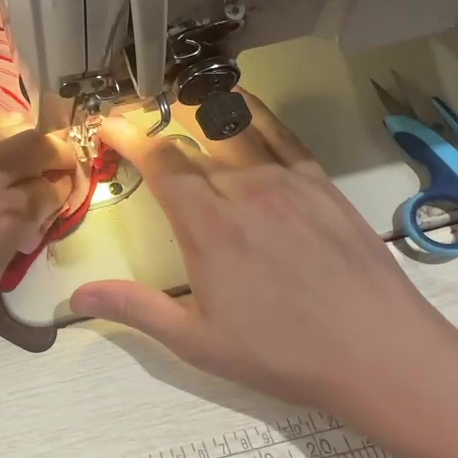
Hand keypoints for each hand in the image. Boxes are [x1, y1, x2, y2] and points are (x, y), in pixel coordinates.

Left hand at [0, 116, 75, 375]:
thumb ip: (6, 248)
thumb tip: (18, 227)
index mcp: (6, 216)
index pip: (50, 189)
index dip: (57, 194)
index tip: (52, 197)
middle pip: (33, 144)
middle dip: (52, 153)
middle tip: (51, 161)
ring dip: (9, 140)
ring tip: (5, 153)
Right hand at [71, 91, 457, 416]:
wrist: (380, 353)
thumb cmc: (282, 354)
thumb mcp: (198, 342)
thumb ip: (136, 309)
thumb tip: (77, 296)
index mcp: (209, 227)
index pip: (161, 162)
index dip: (130, 136)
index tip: (108, 124)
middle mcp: (246, 191)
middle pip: (193, 141)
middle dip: (158, 126)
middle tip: (137, 124)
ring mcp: (290, 183)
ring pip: (236, 129)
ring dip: (202, 112)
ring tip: (180, 103)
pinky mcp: (323, 185)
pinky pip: (282, 135)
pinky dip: (255, 115)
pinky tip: (244, 111)